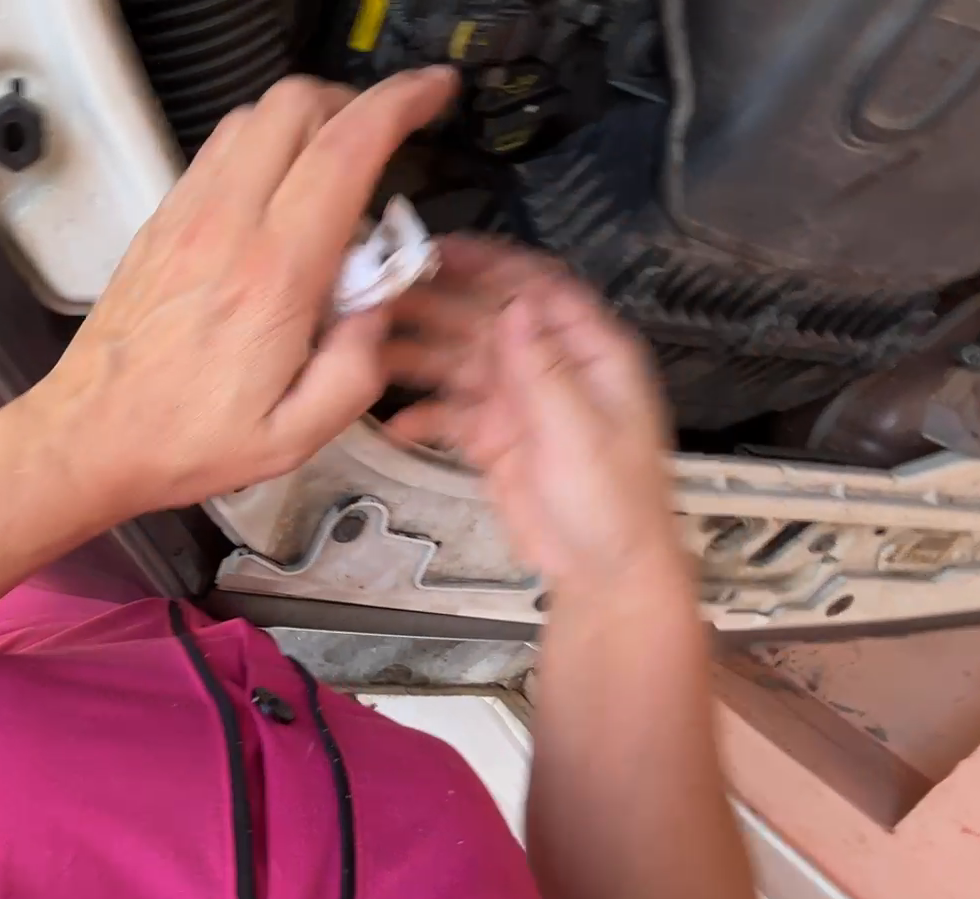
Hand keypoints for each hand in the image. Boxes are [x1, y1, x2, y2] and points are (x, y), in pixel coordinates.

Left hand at [8, 69, 460, 521]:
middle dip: (350, 105)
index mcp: (271, 277)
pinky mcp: (155, 231)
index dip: (401, 104)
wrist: (90, 439)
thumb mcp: (292, 438)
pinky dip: (253, 153)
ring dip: (299, 125)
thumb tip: (375, 312)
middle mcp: (223, 229)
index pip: (345, 148)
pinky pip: (211, 158)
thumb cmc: (182, 443)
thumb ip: (356, 371)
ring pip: (248, 120)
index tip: (429, 96)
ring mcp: (181, 222)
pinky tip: (266, 202)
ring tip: (323, 174)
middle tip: (376, 146)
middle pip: (293, 106)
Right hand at [383, 236, 688, 597]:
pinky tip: (393, 424)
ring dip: (414, 357)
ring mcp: (513, 403)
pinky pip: (445, 415)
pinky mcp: (488, 438)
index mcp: (585, 354)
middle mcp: (545, 369)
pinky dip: (419, 418)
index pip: (535, 289)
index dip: (488, 264)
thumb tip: (512, 306)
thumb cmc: (611, 499)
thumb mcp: (580, 430)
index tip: (436, 250)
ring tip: (368, 353)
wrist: (598, 566)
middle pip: (482, 321)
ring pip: (455, 365)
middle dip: (433, 307)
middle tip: (379, 297)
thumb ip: (543, 368)